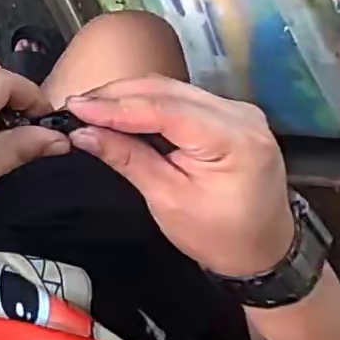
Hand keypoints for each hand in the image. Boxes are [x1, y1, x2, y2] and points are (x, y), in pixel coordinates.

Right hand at [65, 76, 292, 276]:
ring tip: (89, 107)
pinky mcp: (226, 112)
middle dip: (115, 95)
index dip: (114, 106)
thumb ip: (127, 158)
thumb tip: (82, 133)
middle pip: (165, 90)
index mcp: (234, 140)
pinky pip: (177, 97)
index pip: (163, 110)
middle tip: (75, 106)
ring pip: (169, 88)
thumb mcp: (167, 200)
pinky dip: (143, 101)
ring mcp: (235, 109)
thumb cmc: (219, 236)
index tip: (75, 107)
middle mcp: (239, 115)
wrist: (265, 251)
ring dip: (126, 95)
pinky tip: (117, 110)